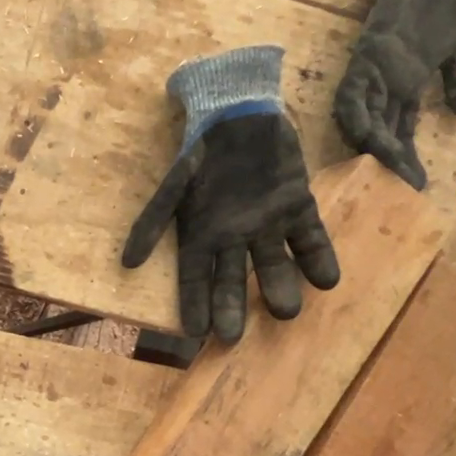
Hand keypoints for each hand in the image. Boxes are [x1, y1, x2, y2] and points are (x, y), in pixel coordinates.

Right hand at [124, 46, 339, 342]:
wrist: (239, 116)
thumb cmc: (199, 153)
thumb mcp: (172, 186)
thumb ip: (153, 222)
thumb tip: (128, 264)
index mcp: (198, 239)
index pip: (194, 281)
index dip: (195, 307)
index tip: (197, 334)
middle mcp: (232, 240)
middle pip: (231, 281)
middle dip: (233, 309)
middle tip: (234, 340)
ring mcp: (266, 225)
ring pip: (273, 264)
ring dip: (280, 288)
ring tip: (286, 312)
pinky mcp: (297, 205)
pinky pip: (309, 236)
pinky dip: (318, 257)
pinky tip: (327, 280)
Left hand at [334, 0, 455, 189]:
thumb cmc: (443, 10)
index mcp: (402, 95)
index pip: (399, 137)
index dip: (404, 163)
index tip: (415, 188)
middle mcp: (379, 93)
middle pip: (378, 137)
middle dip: (385, 164)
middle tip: (395, 189)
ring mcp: (368, 79)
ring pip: (362, 122)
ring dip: (370, 146)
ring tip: (383, 167)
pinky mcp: (363, 62)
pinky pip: (352, 95)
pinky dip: (355, 115)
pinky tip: (362, 133)